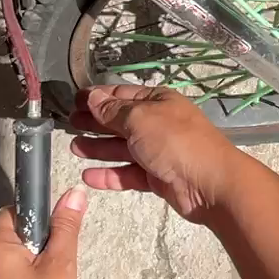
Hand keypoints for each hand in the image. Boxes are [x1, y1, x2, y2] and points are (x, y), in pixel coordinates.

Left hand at [0, 188, 88, 278]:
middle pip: (4, 245)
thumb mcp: (61, 270)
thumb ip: (66, 229)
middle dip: (31, 252)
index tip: (55, 239)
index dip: (34, 219)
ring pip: (0, 274)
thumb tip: (73, 193)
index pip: (9, 214)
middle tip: (57, 273)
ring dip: (21, 278)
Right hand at [68, 85, 250, 222]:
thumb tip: (93, 97)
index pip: (122, 94)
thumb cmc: (175, 141)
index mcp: (158, 101)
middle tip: (68, 123)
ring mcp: (158, 151)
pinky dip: (109, 174)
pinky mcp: (157, 177)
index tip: (74, 100)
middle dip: (95, 121)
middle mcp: (158, 123)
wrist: (210, 183)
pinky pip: (128, 173)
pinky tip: (88, 176)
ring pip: (122, 148)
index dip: (98, 96)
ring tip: (73, 147)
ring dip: (98, 147)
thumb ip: (114, 111)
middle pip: (120, 121)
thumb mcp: (141, 118)